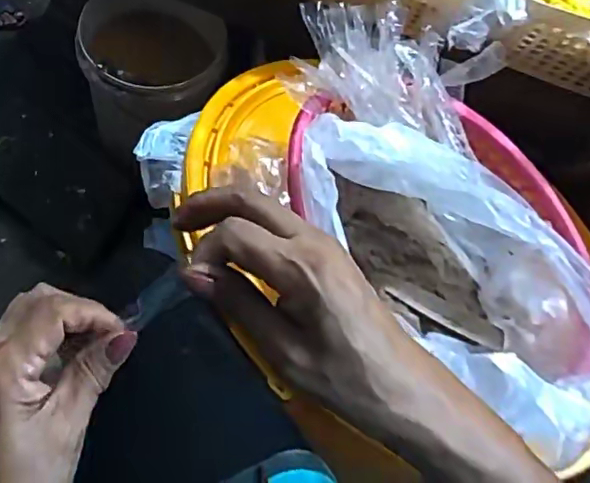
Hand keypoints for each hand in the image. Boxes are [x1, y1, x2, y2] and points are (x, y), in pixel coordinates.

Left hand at [0, 284, 137, 482]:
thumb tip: (125, 336)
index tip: (123, 329)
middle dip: (78, 308)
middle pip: (39, 300)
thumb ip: (93, 373)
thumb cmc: (27, 478)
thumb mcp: (67, 426)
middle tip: (112, 334)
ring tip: (97, 339)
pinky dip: (50, 328)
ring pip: (29, 308)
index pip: (53, 310)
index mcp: (6, 361)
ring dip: (64, 315)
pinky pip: (22, 326)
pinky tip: (73, 348)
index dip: (92, 312)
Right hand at [172, 187, 552, 482]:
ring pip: (262, 202)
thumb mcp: (286, 354)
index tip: (192, 280)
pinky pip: (276, 217)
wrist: (412, 392)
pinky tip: (232, 240)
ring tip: (196, 226)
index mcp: (300, 265)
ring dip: (225, 207)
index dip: (204, 250)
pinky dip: (245, 218)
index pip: (234, 232)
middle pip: (247, 197)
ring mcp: (321, 238)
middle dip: (206, 202)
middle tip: (176, 220)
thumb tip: (192, 273)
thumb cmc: (349, 381)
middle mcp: (310, 238)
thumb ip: (237, 304)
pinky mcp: (326, 247)